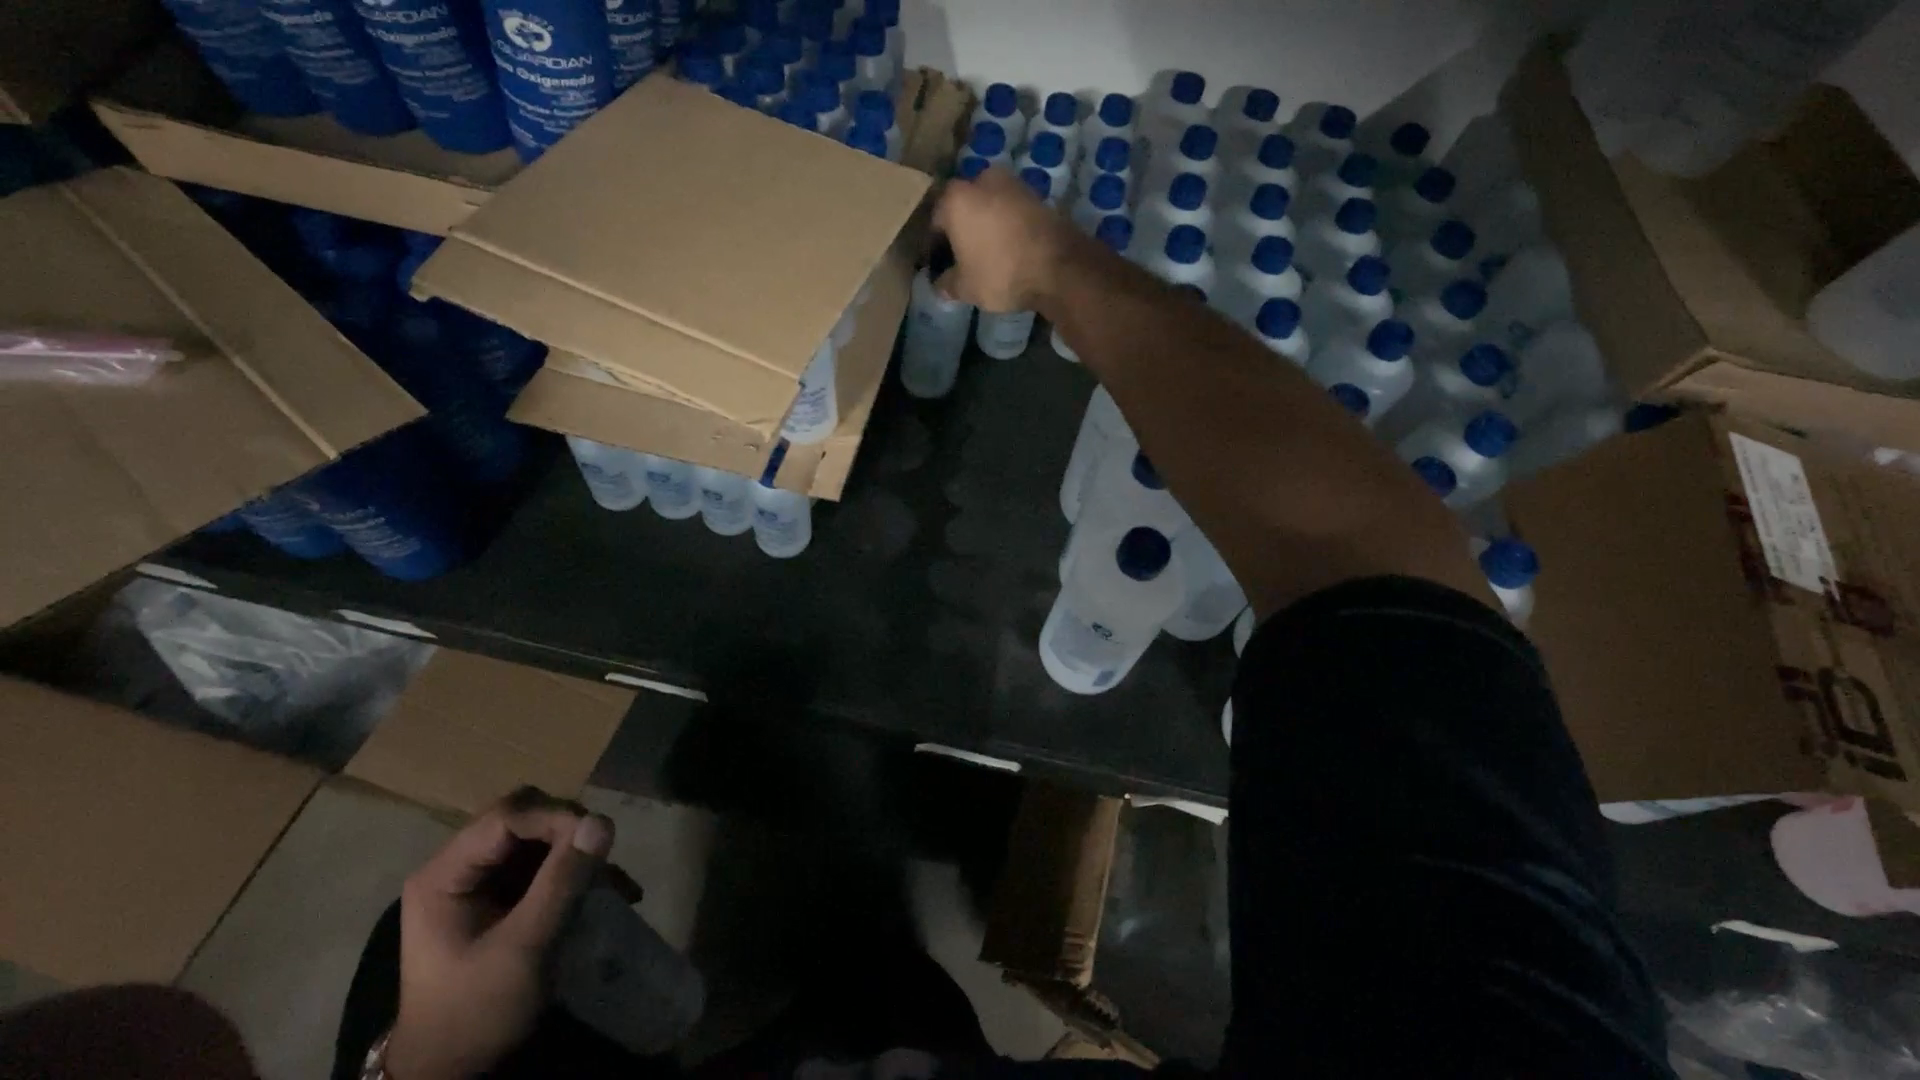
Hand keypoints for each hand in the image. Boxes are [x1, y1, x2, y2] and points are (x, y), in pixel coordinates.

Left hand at [385, 791, 613, 1079]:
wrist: (450, 1071)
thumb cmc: (477, 1010)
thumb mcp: (524, 947)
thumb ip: (562, 882)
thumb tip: (602, 821)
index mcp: (444, 875)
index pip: (506, 817)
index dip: (555, 817)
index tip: (599, 837)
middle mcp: (458, 868)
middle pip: (521, 819)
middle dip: (568, 832)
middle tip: (603, 857)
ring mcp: (479, 884)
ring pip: (536, 840)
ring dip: (577, 853)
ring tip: (614, 883)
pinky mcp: (500, 901)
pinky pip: (542, 866)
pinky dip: (575, 873)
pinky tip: (610, 893)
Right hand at [932, 165, 1083, 312]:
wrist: (1059, 265)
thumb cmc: (1001, 272)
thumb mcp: (966, 287)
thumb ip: (947, 284)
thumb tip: (940, 286)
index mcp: (955, 198)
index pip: (934, 222)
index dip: (934, 247)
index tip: (938, 266)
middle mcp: (981, 180)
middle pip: (963, 208)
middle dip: (960, 231)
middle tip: (962, 259)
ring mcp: (1013, 184)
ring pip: (988, 207)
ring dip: (985, 227)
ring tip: (987, 255)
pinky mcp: (1037, 195)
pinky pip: (1011, 212)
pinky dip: (1006, 226)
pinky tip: (1009, 249)